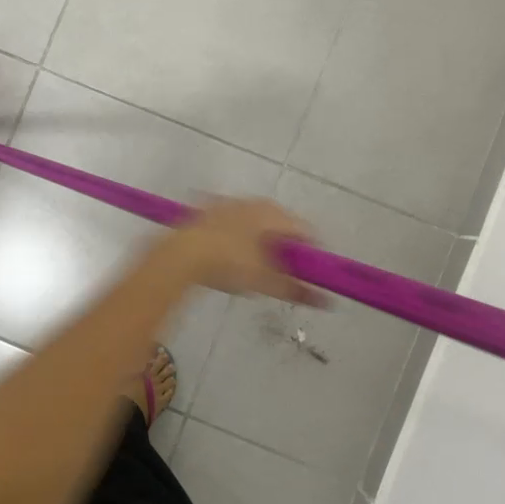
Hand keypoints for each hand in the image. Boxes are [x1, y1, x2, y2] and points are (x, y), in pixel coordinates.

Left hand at [162, 198, 323, 306]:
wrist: (179, 254)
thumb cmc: (228, 264)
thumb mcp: (264, 281)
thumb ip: (296, 290)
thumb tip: (326, 301)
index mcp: (273, 214)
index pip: (304, 230)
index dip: (312, 253)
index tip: (313, 273)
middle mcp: (253, 202)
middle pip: (279, 223)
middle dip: (285, 246)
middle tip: (285, 270)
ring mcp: (227, 203)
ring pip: (254, 221)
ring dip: (260, 240)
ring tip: (257, 265)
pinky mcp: (206, 210)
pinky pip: (231, 223)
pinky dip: (237, 237)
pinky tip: (230, 255)